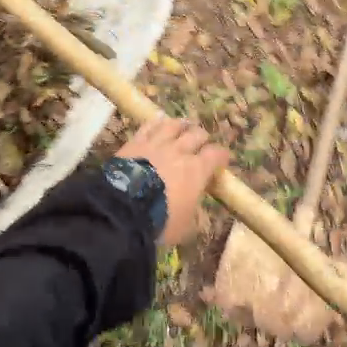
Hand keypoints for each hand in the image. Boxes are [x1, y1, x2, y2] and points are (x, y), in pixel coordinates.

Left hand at [115, 117, 229, 246]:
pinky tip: (159, 119)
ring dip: (182, 125)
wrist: (124, 209)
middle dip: (202, 137)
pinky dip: (156, 122)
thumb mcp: (186, 227)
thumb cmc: (161, 220)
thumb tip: (199, 213)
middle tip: (202, 141)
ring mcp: (157, 144)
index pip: (216, 155)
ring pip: (173, 126)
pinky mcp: (135, 142)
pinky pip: (149, 126)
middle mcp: (179, 151)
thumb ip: (195, 215)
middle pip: (196, 135)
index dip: (221, 155)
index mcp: (196, 170)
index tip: (223, 158)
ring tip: (184, 125)